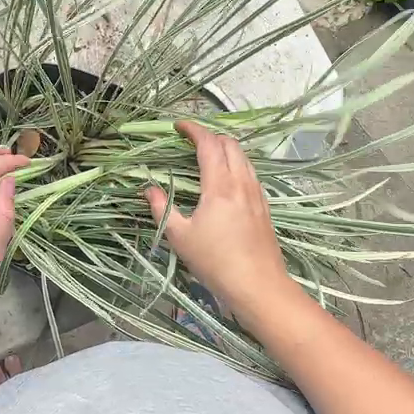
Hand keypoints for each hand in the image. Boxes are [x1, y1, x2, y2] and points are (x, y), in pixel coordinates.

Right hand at [145, 121, 294, 314]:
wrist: (258, 286)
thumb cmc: (215, 262)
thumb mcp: (180, 237)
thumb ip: (162, 208)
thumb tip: (149, 189)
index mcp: (220, 186)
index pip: (209, 144)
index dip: (193, 130)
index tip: (178, 127)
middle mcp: (242, 183)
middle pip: (230, 144)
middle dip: (210, 136)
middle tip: (190, 141)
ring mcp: (257, 194)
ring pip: (243, 157)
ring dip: (225, 149)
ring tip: (207, 156)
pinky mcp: (264, 207)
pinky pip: (250, 173)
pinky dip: (236, 165)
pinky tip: (226, 180)